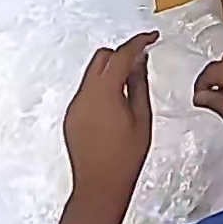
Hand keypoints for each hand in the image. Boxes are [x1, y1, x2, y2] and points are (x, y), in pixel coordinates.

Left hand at [63, 32, 157, 203]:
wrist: (100, 186)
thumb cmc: (125, 156)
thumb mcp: (142, 116)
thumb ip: (139, 84)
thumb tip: (139, 62)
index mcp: (104, 92)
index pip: (121, 55)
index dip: (138, 42)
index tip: (151, 37)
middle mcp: (84, 95)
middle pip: (101, 58)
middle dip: (122, 54)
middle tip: (142, 60)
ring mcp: (75, 106)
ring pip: (93, 74)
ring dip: (112, 71)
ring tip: (133, 84)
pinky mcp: (72, 117)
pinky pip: (87, 91)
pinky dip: (103, 87)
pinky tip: (118, 102)